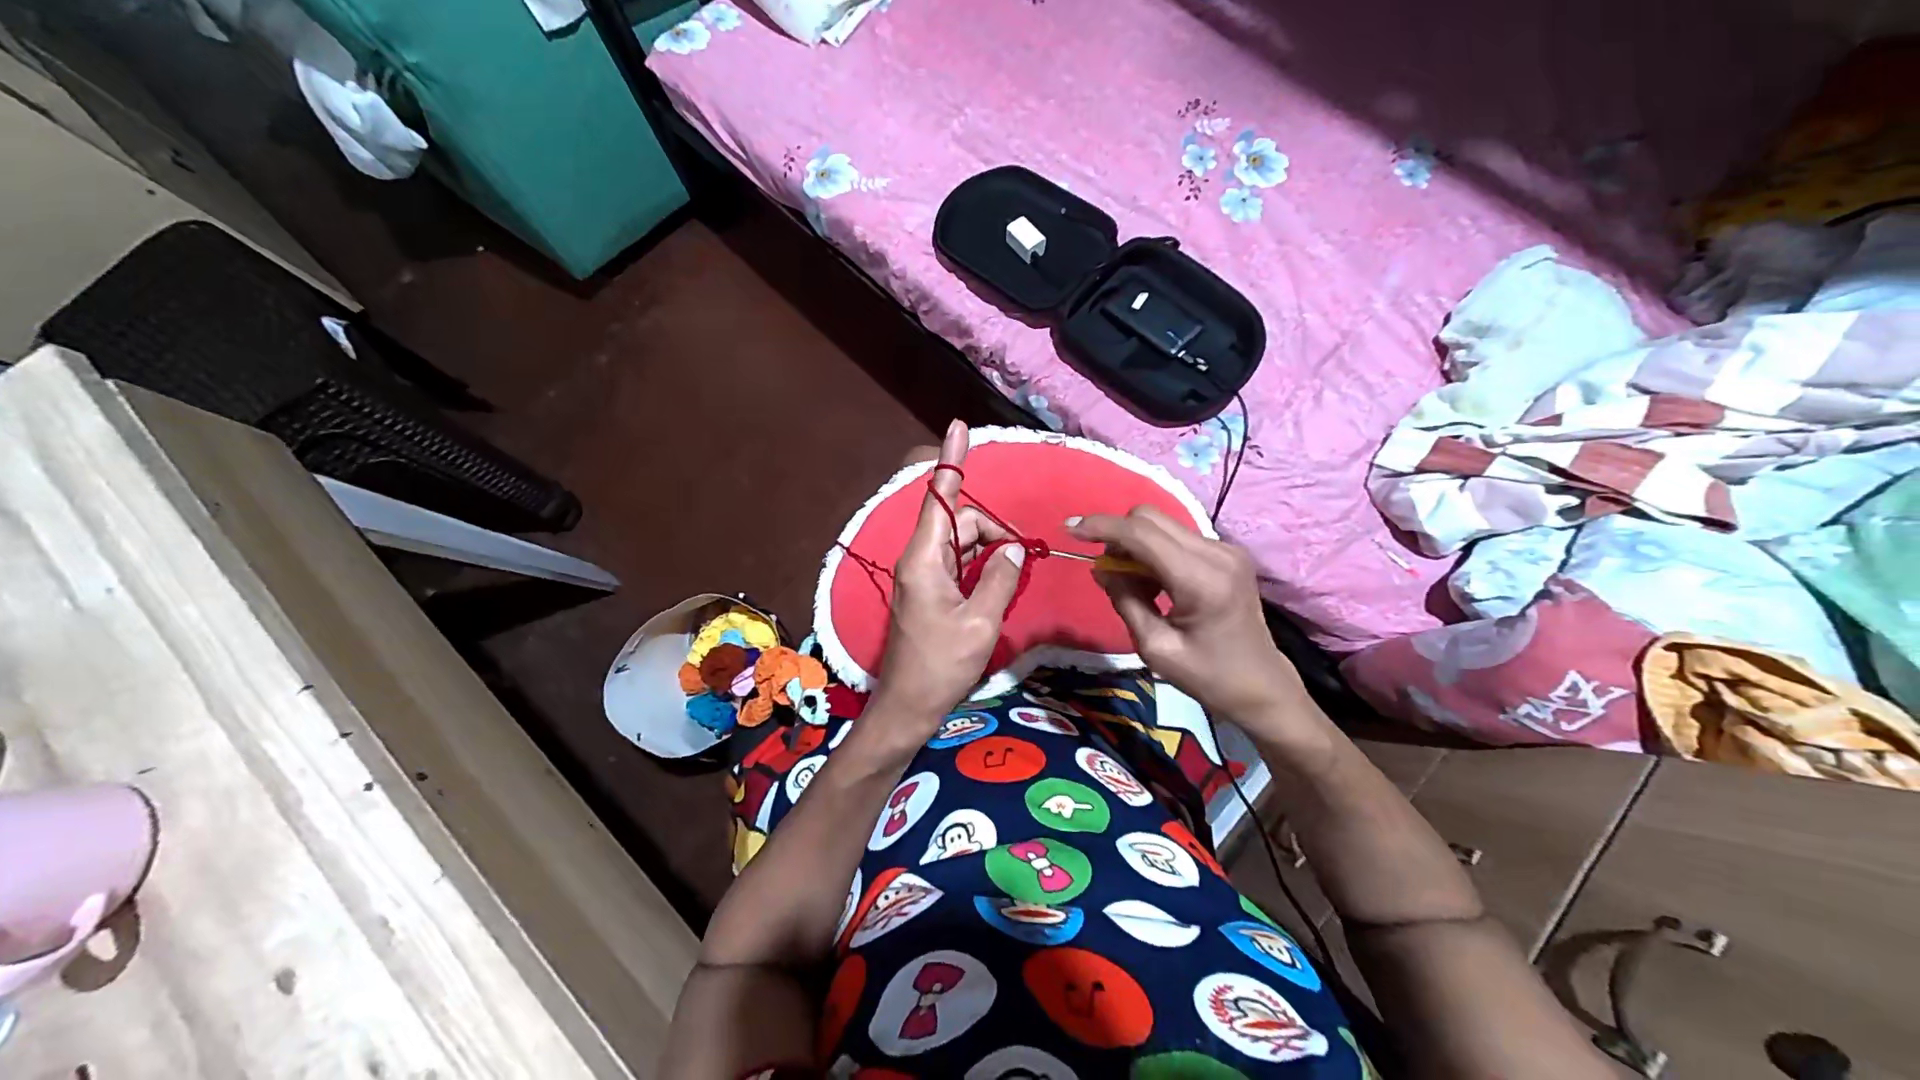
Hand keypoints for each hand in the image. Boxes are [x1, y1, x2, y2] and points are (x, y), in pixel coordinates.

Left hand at [870, 421, 1025, 728]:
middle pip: (960, 521)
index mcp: (925, 558)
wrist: (908, 705)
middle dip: (992, 531)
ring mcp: (922, 575)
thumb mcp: (981, 622)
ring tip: (1010, 578)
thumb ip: (1000, 578)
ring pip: (962, 542)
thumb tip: (1013, 549)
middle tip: (1018, 563)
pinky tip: (998, 585)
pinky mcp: (928, 591)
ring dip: (989, 551)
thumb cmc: (941, 665)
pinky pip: (958, 563)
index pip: (940, 497)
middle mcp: (920, 558)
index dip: (953, 461)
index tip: (960, 426)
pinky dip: (981, 567)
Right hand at [1068, 506, 1322, 748]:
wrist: (1261, 687)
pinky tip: (1154, 582)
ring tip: (1132, 584)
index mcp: (1200, 580)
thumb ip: (1125, 600)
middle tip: (1106, 571)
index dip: (1102, 527)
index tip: (1070, 530)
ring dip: (1136, 545)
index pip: (1141, 534)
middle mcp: (1216, 553)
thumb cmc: (1207, 677)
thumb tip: (1101, 567)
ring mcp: (1226, 550)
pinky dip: (1154, 551)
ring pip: (1162, 525)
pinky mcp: (1227, 553)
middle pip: (1151, 517)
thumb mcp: (1155, 647)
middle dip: (1118, 535)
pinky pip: (1176, 537)